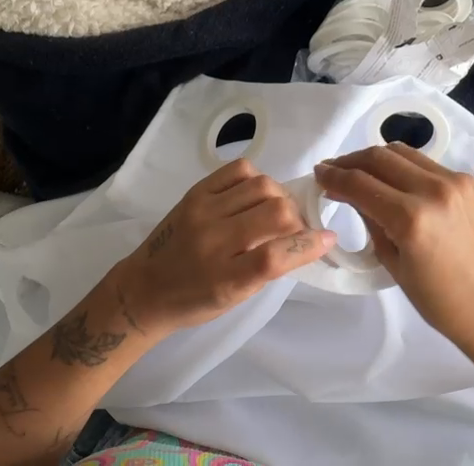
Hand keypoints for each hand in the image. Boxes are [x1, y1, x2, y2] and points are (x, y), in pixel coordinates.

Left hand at [108, 158, 334, 335]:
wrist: (145, 287)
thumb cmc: (195, 302)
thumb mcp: (235, 299)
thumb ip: (267, 269)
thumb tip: (305, 238)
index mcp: (225, 279)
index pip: (276, 256)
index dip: (309, 244)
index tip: (328, 239)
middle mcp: (214, 241)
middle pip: (275, 212)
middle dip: (297, 218)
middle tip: (294, 227)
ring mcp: (203, 211)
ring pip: (262, 185)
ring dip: (280, 196)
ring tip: (275, 209)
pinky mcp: (196, 191)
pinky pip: (239, 169)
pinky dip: (256, 178)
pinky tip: (254, 194)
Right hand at [315, 143, 473, 362]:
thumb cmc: (439, 301)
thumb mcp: (392, 263)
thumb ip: (369, 220)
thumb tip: (348, 193)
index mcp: (411, 218)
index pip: (360, 183)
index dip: (334, 176)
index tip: (318, 174)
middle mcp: (432, 190)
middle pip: (378, 157)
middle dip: (350, 161)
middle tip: (333, 170)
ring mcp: (453, 181)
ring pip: (401, 152)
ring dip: (374, 158)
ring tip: (358, 171)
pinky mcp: (466, 181)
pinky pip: (423, 162)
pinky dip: (401, 166)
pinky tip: (392, 181)